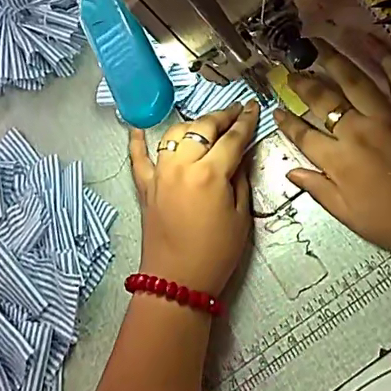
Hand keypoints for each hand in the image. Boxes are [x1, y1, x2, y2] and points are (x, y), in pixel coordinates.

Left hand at [129, 101, 260, 297]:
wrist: (177, 282)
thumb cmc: (216, 253)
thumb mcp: (241, 216)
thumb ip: (240, 179)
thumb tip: (241, 156)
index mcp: (210, 173)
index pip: (232, 138)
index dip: (246, 121)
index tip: (253, 108)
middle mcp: (182, 166)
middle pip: (203, 128)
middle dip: (222, 116)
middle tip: (236, 111)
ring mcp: (160, 174)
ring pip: (175, 134)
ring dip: (193, 125)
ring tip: (206, 124)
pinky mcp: (145, 186)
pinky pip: (138, 157)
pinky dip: (137, 140)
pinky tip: (137, 126)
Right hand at [274, 42, 390, 262]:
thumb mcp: (353, 216)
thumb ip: (321, 190)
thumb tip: (292, 172)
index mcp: (340, 160)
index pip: (304, 136)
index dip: (288, 123)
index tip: (277, 111)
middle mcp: (358, 130)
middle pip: (323, 100)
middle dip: (302, 84)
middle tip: (291, 71)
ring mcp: (386, 114)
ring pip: (354, 79)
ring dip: (333, 58)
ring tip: (317, 43)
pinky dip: (382, 54)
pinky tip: (368, 39)